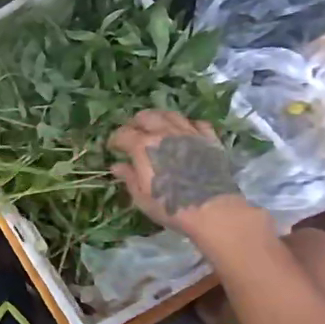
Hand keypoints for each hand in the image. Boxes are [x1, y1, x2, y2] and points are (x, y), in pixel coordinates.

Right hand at [108, 110, 262, 243]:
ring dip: (159, 118)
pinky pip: (196, 123)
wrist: (212, 209)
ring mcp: (189, 132)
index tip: (113, 147)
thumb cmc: (171, 206)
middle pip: (146, 116)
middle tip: (133, 134)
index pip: (123, 134)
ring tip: (157, 127)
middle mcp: (165, 132)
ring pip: (170, 114)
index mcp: (144, 145)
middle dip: (135, 123)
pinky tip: (186, 132)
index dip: (115, 139)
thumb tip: (117, 166)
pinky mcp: (209, 138)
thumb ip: (129, 177)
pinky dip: (187, 125)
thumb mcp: (142, 197)